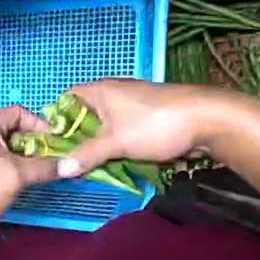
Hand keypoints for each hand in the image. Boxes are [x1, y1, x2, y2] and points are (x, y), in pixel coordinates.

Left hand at [0, 106, 60, 234]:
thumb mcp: (17, 176)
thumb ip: (45, 167)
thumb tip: (75, 164)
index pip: (17, 112)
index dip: (38, 123)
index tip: (54, 141)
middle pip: (12, 129)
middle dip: (34, 142)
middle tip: (51, 157)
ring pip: (6, 146)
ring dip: (25, 156)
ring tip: (41, 169)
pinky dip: (13, 164)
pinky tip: (24, 178)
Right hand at [55, 80, 227, 178]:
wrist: (207, 120)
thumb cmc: (155, 124)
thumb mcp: (116, 142)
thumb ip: (87, 155)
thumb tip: (60, 169)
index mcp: (101, 91)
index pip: (68, 98)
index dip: (57, 118)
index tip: (52, 142)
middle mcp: (115, 94)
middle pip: (87, 115)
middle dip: (79, 138)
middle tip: (70, 161)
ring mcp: (133, 106)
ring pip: (107, 127)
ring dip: (100, 146)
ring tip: (91, 167)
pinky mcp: (149, 118)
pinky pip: (124, 133)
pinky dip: (119, 147)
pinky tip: (116, 163)